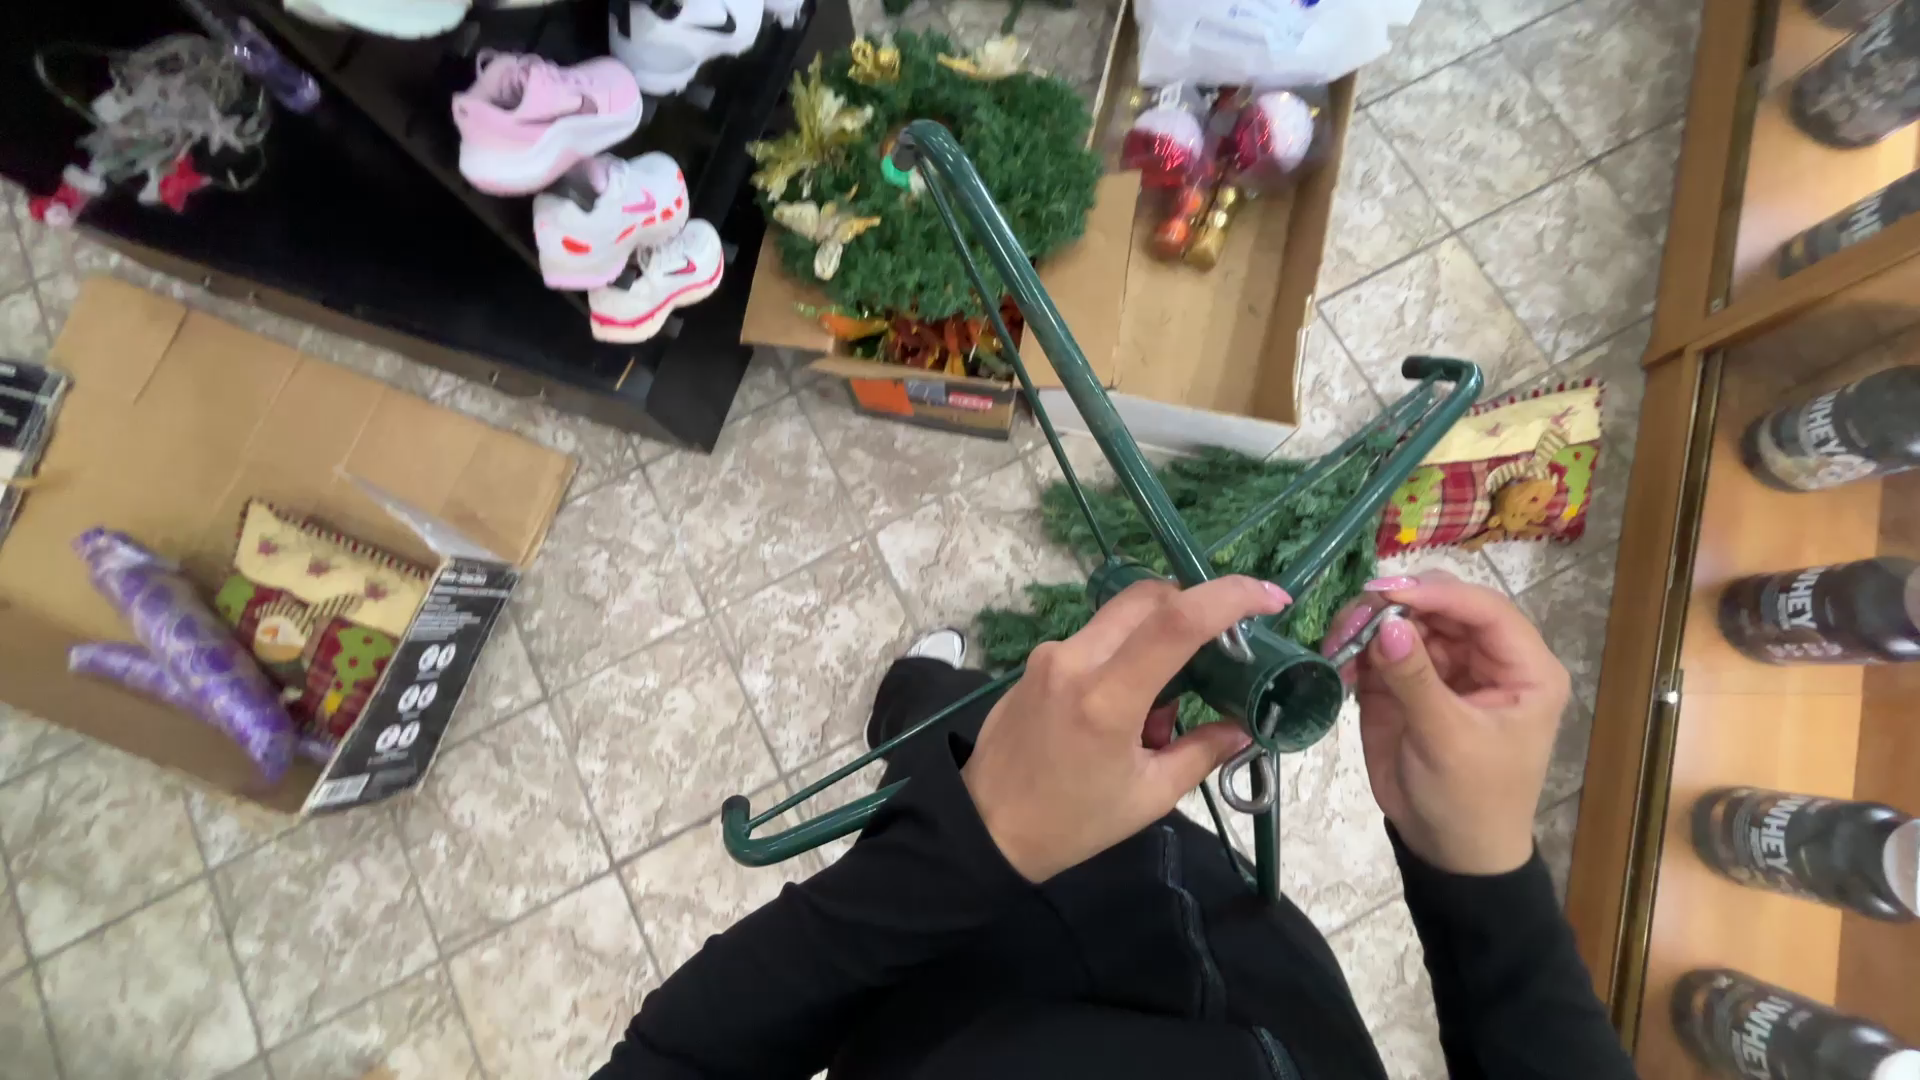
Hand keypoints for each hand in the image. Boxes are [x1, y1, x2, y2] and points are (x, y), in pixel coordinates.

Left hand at [961, 575, 1291, 881]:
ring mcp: (1049, 655)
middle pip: (1147, 599)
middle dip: (1194, 607)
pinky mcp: (1037, 660)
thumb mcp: (1149, 797)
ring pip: (1120, 615)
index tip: (1269, 599)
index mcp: (1106, 698)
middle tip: (1223, 647)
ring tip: (1162, 707)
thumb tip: (1243, 725)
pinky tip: (1126, 707)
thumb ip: (1202, 752)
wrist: (985, 824)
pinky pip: (1096, 636)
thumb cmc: (1071, 821)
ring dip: (1157, 637)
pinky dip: (1125, 653)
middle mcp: (1073, 660)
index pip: (1175, 621)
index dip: (1229, 597)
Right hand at [1319, 570, 1569, 875]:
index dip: (1439, 594)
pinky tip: (1335, 657)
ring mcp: (1440, 667)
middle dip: (1396, 604)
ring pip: (1402, 620)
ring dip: (1367, 623)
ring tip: (1337, 640)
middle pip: (1439, 605)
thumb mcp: (1447, 738)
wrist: (1444, 844)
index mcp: (1521, 669)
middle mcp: (1482, 657)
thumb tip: (1385, 623)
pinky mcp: (1401, 680)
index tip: (1388, 591)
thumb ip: (1416, 678)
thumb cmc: (1469, 796)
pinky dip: (1353, 646)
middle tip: (1354, 615)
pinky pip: (1376, 646)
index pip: (1485, 610)